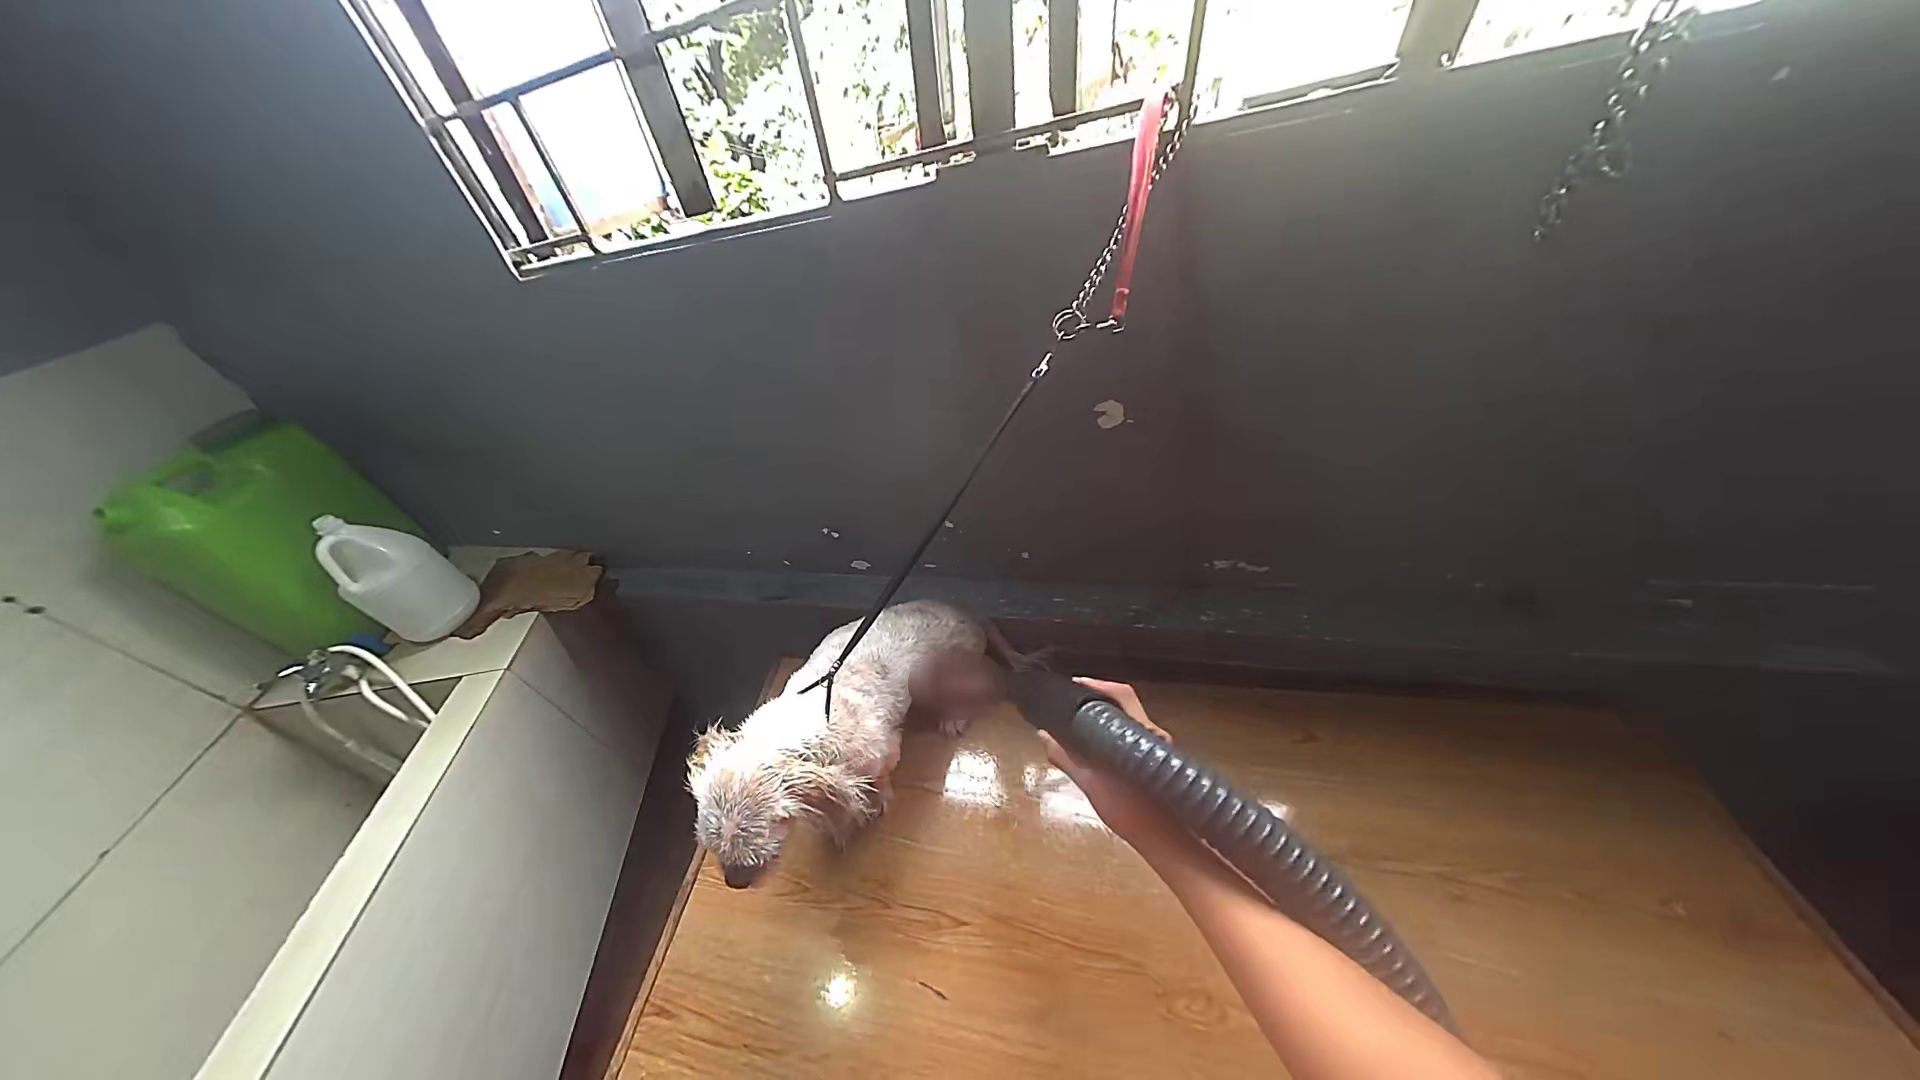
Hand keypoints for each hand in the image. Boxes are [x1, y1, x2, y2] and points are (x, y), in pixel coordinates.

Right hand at [1037, 678, 1183, 843]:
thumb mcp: (1092, 784)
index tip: (1074, 684)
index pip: (1122, 693)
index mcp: (1141, 731)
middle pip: (1126, 702)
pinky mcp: (1160, 758)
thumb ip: (1067, 757)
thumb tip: (1044, 736)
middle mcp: (1155, 733)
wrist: (1167, 841)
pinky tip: (1099, 743)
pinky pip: (1135, 733)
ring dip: (1107, 716)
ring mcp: (1160, 746)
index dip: (1097, 685)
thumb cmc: (1131, 811)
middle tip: (1072, 701)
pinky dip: (1116, 731)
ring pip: (1130, 719)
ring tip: (1081, 720)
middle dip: (1099, 698)